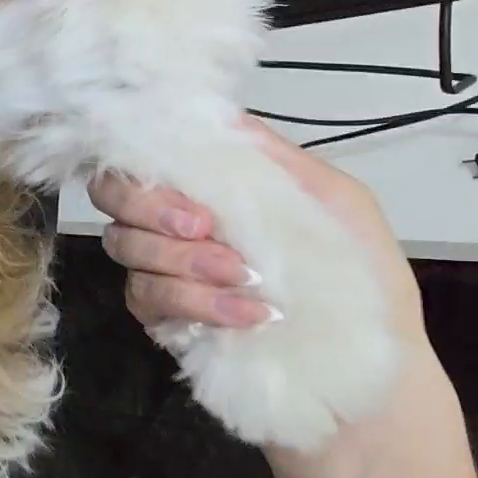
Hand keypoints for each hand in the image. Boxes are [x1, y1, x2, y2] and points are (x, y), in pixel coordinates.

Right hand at [88, 118, 422, 339]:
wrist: (368, 363)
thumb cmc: (357, 276)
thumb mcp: (336, 202)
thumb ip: (273, 159)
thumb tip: (211, 113)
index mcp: (199, 189)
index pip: (135, 159)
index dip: (143, 168)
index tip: (196, 196)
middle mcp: (163, 222)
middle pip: (109, 195)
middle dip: (151, 210)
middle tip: (205, 230)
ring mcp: (152, 267)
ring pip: (123, 244)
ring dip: (185, 261)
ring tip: (248, 279)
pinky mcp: (153, 311)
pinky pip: (144, 294)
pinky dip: (196, 302)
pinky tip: (247, 313)